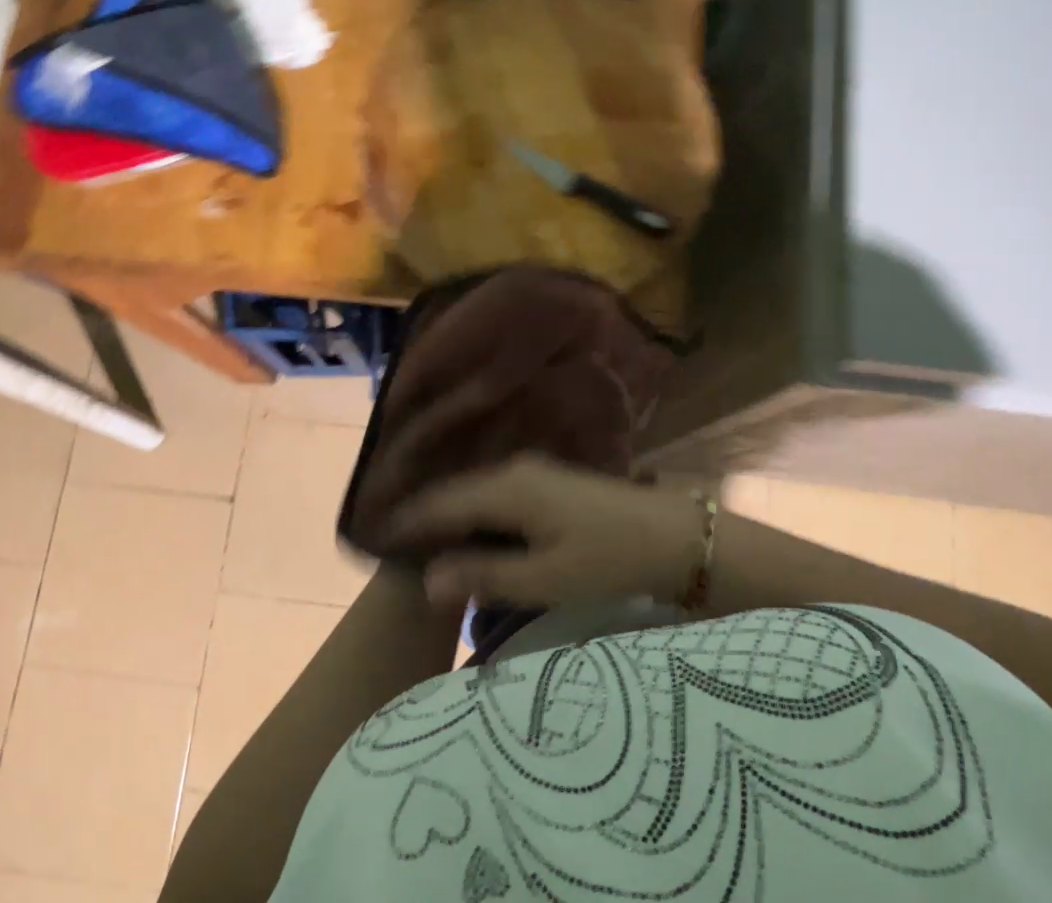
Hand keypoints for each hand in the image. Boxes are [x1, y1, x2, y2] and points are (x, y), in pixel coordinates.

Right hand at [383, 455, 703, 607]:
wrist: (680, 540)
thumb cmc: (610, 561)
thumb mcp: (545, 579)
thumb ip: (483, 576)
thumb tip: (426, 580)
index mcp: (506, 489)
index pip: (438, 505)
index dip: (404, 525)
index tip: (371, 544)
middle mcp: (514, 471)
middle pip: (454, 494)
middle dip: (422, 520)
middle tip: (389, 548)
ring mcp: (535, 473)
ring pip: (475, 494)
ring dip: (449, 519)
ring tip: (420, 546)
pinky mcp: (552, 484)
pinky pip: (496, 497)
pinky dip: (475, 517)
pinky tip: (468, 537)